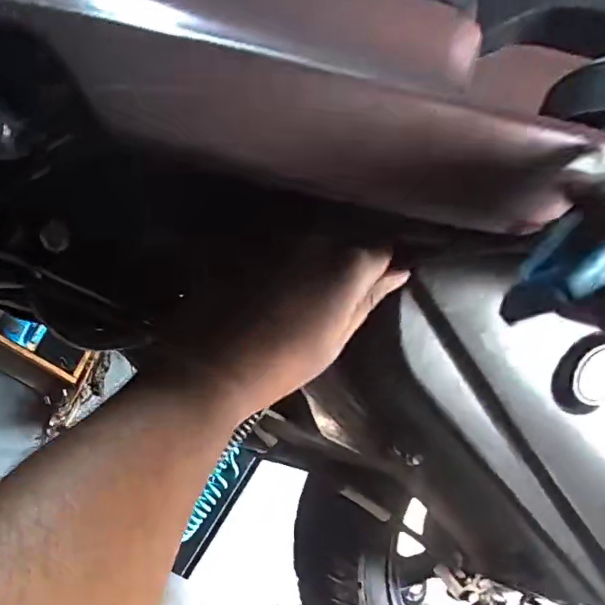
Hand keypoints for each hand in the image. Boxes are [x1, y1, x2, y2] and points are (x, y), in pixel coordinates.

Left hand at [156, 236, 406, 422]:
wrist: (207, 368)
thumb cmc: (279, 365)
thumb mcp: (333, 342)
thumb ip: (366, 302)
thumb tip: (396, 272)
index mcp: (348, 263)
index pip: (381, 251)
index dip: (379, 268)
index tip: (373, 284)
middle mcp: (314, 237)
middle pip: (341, 239)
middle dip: (342, 258)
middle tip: (330, 290)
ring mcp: (273, 237)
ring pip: (303, 239)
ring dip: (305, 256)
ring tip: (293, 287)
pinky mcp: (238, 243)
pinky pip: (267, 244)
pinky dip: (271, 258)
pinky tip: (261, 283)